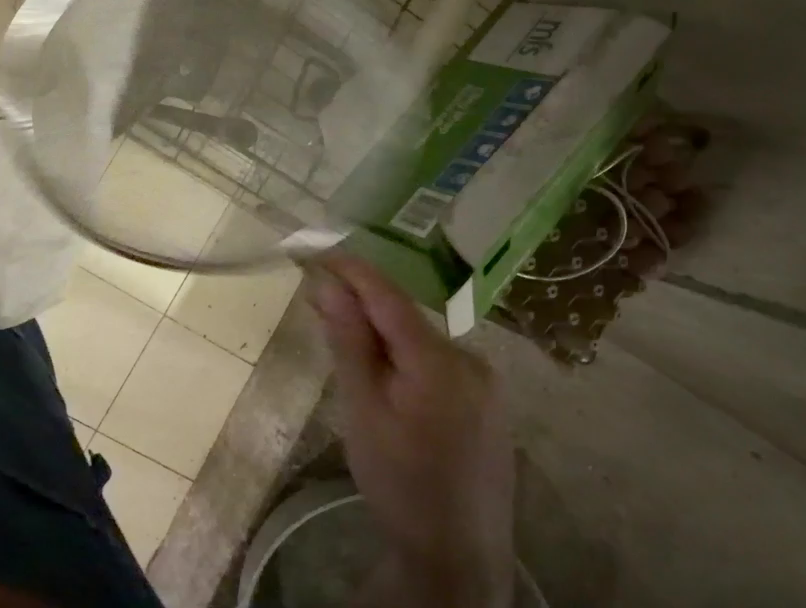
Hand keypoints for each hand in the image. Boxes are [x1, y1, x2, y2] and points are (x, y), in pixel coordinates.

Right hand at [310, 255, 515, 607]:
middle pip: (406, 318)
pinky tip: (384, 381)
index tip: (315, 251)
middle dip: (362, 306)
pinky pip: (438, 364)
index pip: (389, 297)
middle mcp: (473, 362)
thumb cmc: (398, 481)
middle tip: (316, 304)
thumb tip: (328, 283)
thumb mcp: (361, 409)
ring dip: (382, 335)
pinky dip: (405, 359)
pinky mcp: (490, 404)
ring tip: (344, 347)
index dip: (352, 269)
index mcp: (441, 362)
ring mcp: (488, 384)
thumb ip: (348, 342)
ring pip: (421, 342)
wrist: (457, 554)